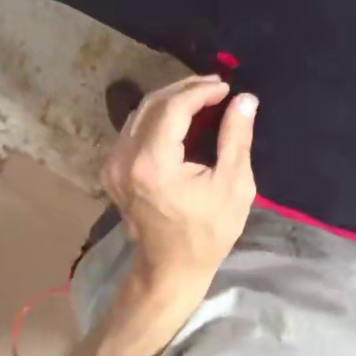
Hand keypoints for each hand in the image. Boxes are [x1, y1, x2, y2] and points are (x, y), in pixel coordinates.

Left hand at [94, 75, 257, 355]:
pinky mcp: (111, 170)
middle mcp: (124, 158)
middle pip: (152, 104)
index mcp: (152, 163)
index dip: (199, 90)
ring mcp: (113, 164)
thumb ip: (236, 138)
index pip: (172, 107)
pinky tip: (180, 117)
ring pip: (139, 113)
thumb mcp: (232, 186)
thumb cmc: (207, 233)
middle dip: (185, 89)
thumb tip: (244, 99)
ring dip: (170, 100)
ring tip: (202, 96)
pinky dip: (157, 117)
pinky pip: (132, 130)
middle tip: (216, 86)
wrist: (169, 269)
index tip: (225, 86)